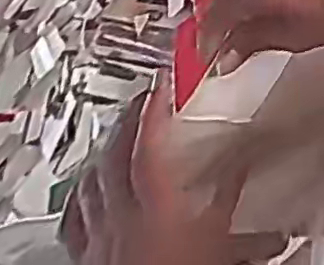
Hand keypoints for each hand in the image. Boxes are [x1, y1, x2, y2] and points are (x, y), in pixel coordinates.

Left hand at [60, 77, 280, 264]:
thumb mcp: (224, 236)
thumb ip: (233, 192)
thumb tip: (250, 158)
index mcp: (157, 207)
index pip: (150, 143)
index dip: (157, 106)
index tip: (166, 77)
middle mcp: (121, 219)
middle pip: (115, 157)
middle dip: (130, 120)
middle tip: (147, 96)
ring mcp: (98, 242)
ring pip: (89, 185)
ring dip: (104, 152)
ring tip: (117, 133)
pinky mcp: (87, 261)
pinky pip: (73, 223)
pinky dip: (80, 197)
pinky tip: (84, 190)